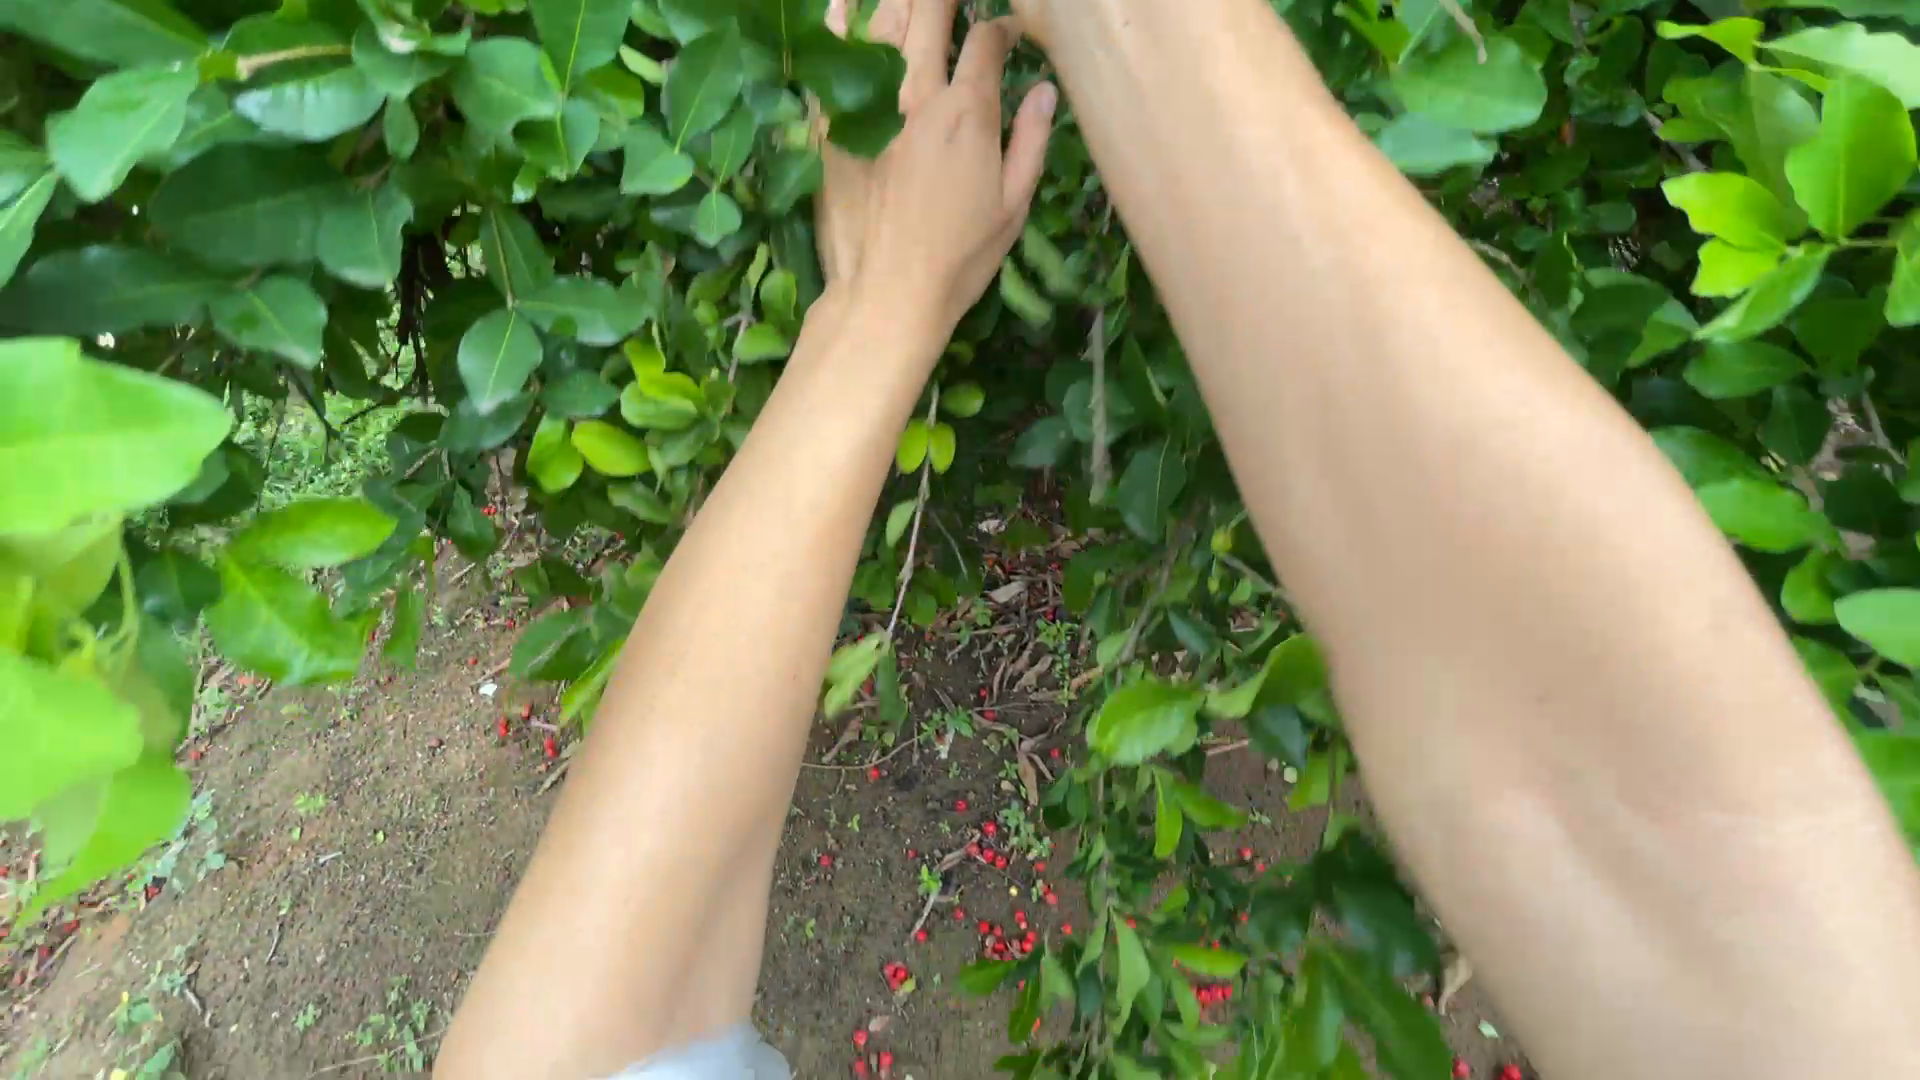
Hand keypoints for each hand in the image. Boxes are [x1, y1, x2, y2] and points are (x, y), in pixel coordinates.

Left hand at [815, 0, 1055, 341]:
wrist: (888, 293)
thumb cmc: (959, 260)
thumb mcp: (1011, 209)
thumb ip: (1031, 144)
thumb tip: (1045, 92)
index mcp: (968, 112)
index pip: (987, 41)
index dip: (1001, 29)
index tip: (1006, 37)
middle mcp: (919, 92)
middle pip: (932, 13)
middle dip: (945, 0)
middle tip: (951, 4)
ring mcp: (871, 105)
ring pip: (884, 24)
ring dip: (901, 4)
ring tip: (911, 1)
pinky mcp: (832, 124)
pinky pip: (833, 59)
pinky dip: (840, 24)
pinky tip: (846, 5)